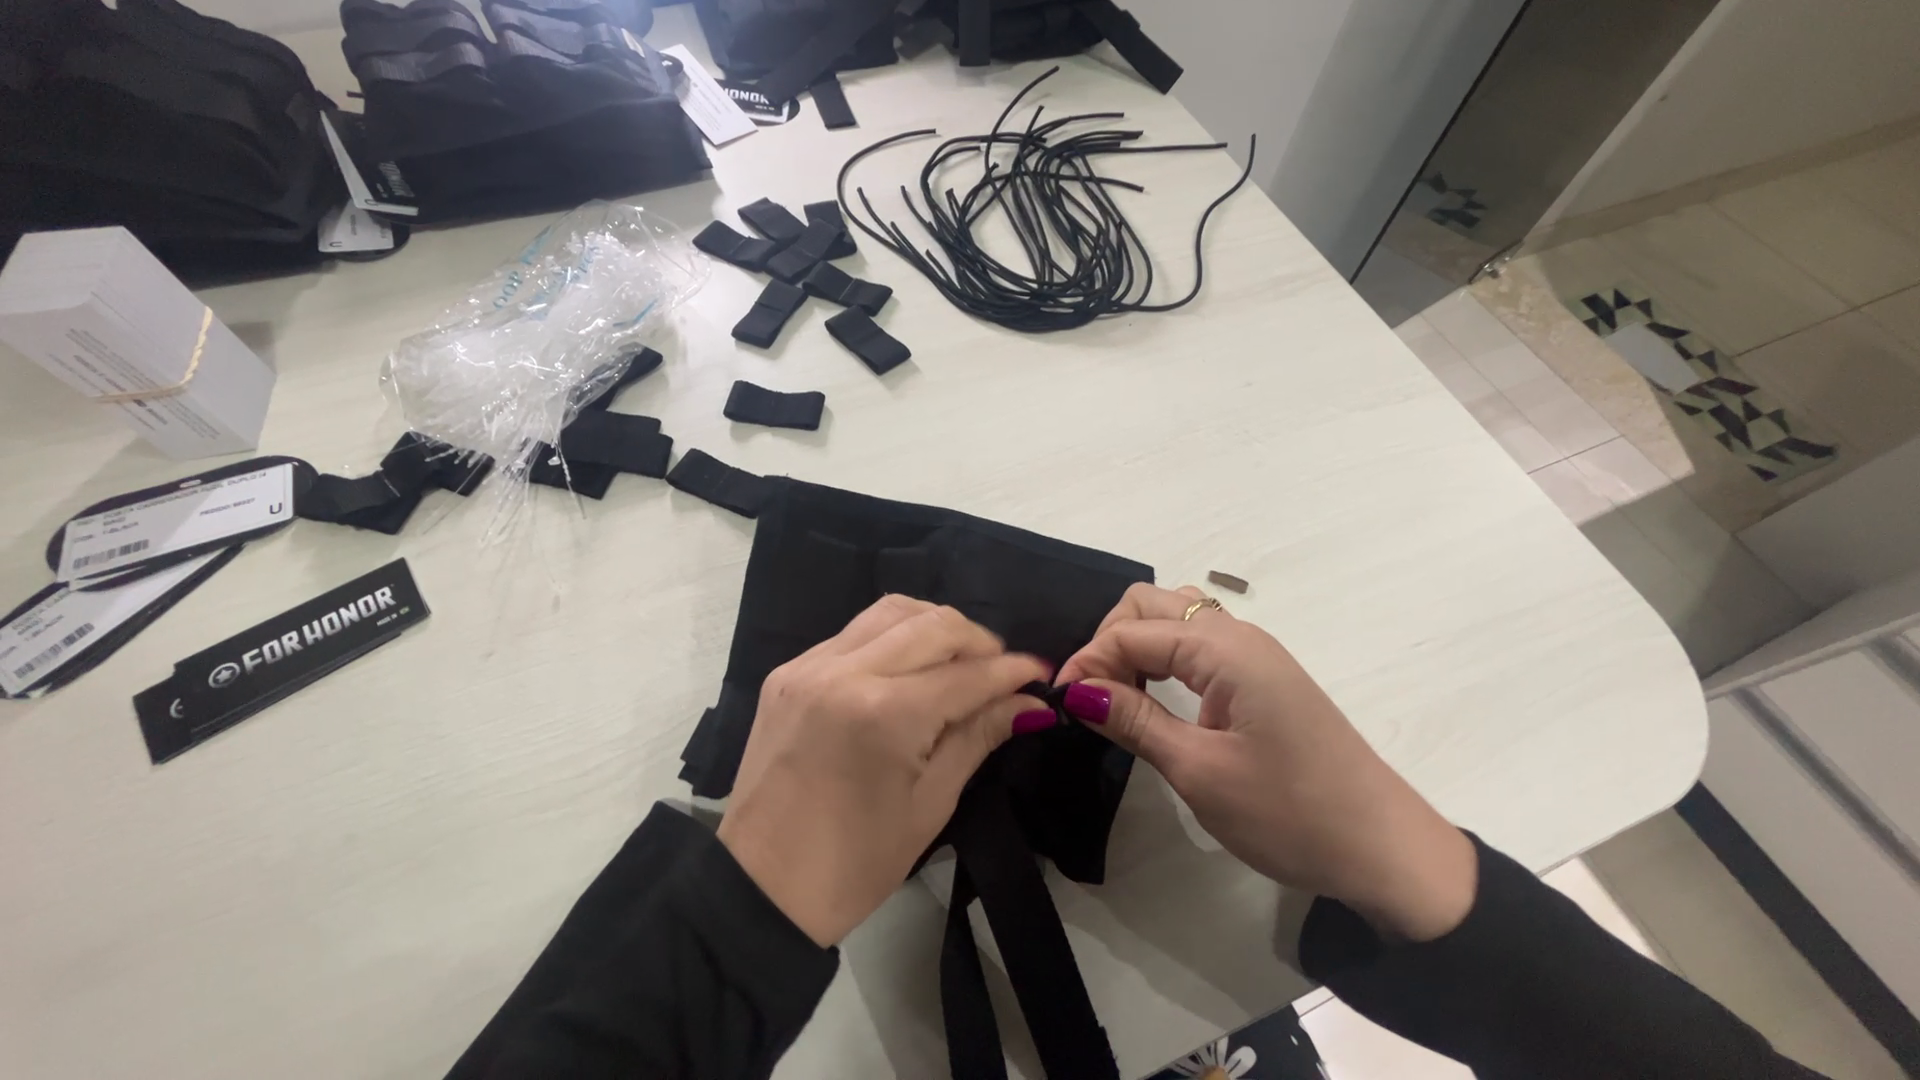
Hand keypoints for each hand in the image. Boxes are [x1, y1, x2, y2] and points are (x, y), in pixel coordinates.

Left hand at [718, 595, 1049, 946]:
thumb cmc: (855, 863)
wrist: (760, 888)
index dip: (1011, 672)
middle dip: (978, 641)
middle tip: (1001, 671)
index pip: (966, 674)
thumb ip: (979, 737)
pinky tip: (906, 669)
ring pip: (890, 612)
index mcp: (885, 714)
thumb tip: (1029, 703)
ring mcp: (810, 666)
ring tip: (957, 661)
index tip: (1040, 674)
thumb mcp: (931, 803)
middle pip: (932, 624)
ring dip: (934, 626)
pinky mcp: (787, 672)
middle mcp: (845, 672)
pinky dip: (891, 638)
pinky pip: (853, 633)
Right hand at [1058, 584, 1476, 941]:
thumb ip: (1134, 720)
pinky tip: (1152, 693)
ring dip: (1137, 642)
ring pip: (1177, 618)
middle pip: (1154, 604)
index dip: (1089, 659)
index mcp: (1226, 649)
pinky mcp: (1262, 679)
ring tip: (1116, 692)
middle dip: (1110, 638)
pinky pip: (1199, 643)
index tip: (1060, 702)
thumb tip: (1075, 689)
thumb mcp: (1199, 771)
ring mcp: (1255, 656)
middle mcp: (1240, 636)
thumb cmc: (1289, 813)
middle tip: (1090, 695)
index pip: (1133, 630)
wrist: (1383, 850)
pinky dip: (1164, 656)